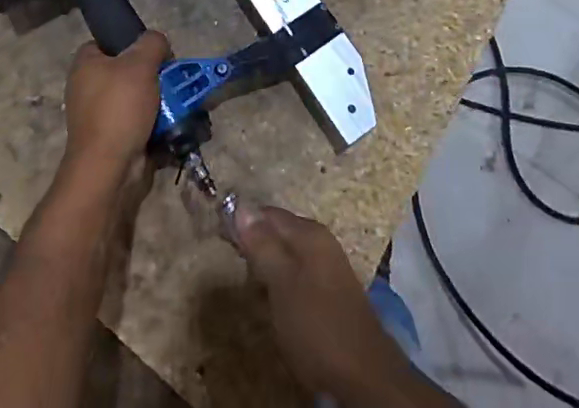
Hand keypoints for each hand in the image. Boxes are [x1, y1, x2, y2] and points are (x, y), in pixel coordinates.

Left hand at [63, 31, 170, 173]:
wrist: (110, 168)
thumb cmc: (120, 108)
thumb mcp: (140, 64)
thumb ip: (152, 43)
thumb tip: (158, 44)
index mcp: (86, 66)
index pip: (107, 42)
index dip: (130, 41)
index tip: (153, 51)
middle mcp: (89, 88)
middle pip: (128, 70)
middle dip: (154, 73)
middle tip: (173, 75)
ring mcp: (102, 115)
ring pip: (140, 96)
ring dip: (162, 98)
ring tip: (181, 99)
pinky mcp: (116, 137)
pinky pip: (142, 120)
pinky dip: (159, 120)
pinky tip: (176, 120)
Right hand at [236, 205, 444, 405]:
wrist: (361, 371)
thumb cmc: (316, 323)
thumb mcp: (282, 283)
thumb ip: (263, 246)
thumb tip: (242, 206)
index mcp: (310, 234)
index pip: (269, 214)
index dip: (244, 220)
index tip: (218, 234)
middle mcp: (321, 242)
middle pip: (280, 231)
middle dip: (254, 241)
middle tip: (228, 257)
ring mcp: (328, 267)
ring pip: (288, 253)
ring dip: (266, 262)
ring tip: (243, 277)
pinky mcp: (329, 291)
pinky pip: (297, 273)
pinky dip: (279, 280)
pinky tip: (268, 296)